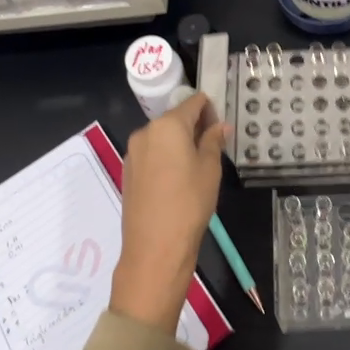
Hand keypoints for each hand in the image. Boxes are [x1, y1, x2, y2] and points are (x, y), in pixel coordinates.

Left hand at [110, 92, 227, 331]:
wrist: (155, 248)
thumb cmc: (189, 203)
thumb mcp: (210, 169)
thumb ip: (213, 140)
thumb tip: (219, 126)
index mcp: (167, 125)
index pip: (193, 102)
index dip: (210, 110)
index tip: (221, 129)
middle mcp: (145, 132)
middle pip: (175, 118)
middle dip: (195, 127)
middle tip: (213, 150)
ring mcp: (133, 152)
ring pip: (162, 137)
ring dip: (180, 143)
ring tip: (196, 169)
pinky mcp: (128, 171)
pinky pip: (152, 154)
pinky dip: (166, 157)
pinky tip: (177, 181)